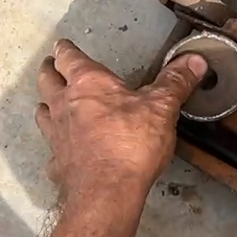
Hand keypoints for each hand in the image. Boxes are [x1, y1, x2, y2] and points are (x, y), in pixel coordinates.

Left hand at [34, 39, 206, 205]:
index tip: (63, 44)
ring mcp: (56, 134)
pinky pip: (52, 150)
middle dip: (49, 72)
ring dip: (46, 105)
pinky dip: (57, 147)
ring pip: (43, 112)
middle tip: (51, 67)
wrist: (107, 192)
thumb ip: (175, 83)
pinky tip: (65, 152)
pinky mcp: (57, 162)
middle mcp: (64, 104)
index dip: (66, 49)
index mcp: (88, 83)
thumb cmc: (130, 145)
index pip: (69, 57)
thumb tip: (193, 61)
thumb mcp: (161, 108)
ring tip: (50, 104)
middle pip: (47, 80)